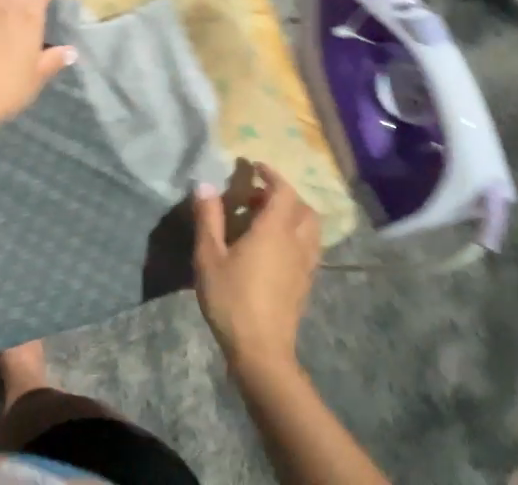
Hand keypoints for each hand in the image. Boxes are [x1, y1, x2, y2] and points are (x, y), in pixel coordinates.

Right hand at [192, 159, 321, 371]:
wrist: (261, 350)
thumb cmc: (231, 299)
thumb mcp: (209, 256)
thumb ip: (208, 218)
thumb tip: (205, 185)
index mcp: (274, 231)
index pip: (283, 191)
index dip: (271, 174)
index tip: (254, 166)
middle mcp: (297, 243)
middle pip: (303, 208)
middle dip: (283, 195)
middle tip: (255, 197)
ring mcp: (306, 265)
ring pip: (311, 229)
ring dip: (293, 216)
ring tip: (265, 221)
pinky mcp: (306, 283)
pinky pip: (309, 247)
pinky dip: (296, 236)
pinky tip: (273, 249)